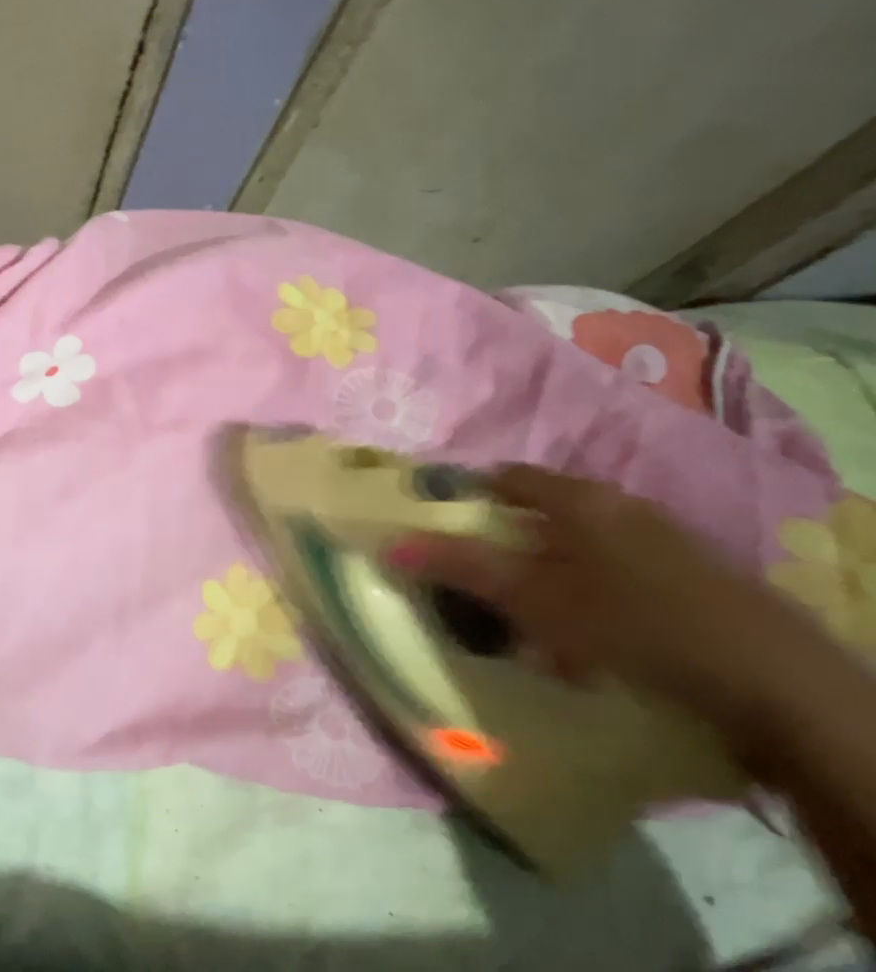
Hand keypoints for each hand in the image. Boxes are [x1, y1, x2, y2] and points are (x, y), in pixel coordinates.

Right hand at [385, 465, 834, 741]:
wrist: (773, 684)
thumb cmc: (634, 626)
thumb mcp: (535, 599)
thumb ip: (463, 567)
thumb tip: (390, 542)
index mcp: (583, 500)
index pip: (508, 478)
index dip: (465, 496)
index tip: (434, 526)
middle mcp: (623, 508)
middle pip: (543, 515)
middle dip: (503, 546)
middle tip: (473, 584)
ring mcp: (663, 543)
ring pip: (578, 550)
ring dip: (543, 578)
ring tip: (522, 621)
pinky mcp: (689, 581)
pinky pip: (613, 577)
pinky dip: (582, 597)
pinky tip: (580, 639)